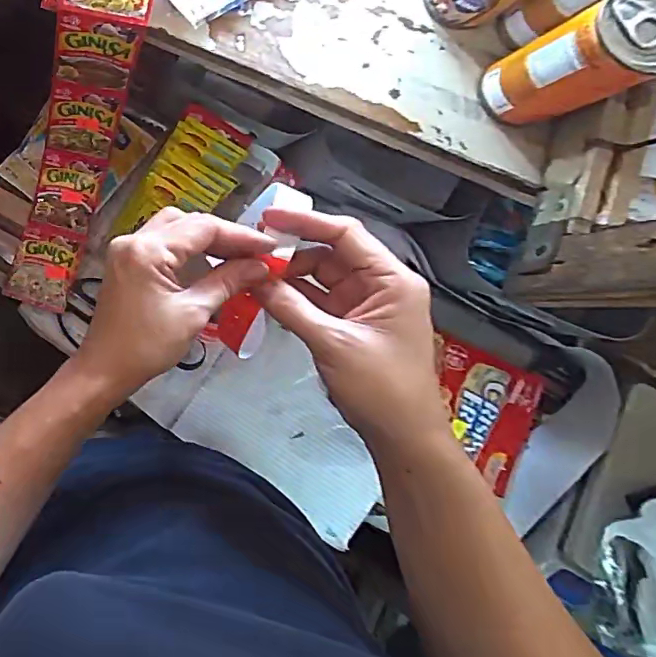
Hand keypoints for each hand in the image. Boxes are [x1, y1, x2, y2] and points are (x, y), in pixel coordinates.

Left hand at [74, 208, 275, 394]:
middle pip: (187, 222)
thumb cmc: (146, 347)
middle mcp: (133, 240)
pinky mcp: (125, 262)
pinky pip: (161, 243)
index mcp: (147, 250)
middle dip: (223, 235)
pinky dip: (186, 250)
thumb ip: (227, 282)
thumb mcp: (193, 313)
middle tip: (254, 253)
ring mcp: (125, 249)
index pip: (203, 227)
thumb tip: (260, 267)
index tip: (270, 248)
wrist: (104, 370)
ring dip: (205, 240)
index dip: (240, 236)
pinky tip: (209, 264)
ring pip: (174, 228)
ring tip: (237, 258)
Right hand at [250, 209, 451, 461]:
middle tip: (252, 252)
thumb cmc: (382, 389)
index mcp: (391, 280)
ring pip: (319, 276)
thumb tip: (255, 280)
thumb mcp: (332, 344)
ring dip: (288, 276)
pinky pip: (317, 299)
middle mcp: (379, 285)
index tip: (268, 219)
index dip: (305, 222)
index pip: (345, 234)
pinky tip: (266, 294)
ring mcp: (363, 304)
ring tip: (253, 274)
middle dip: (291, 252)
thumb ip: (291, 308)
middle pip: (329, 253)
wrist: (403, 437)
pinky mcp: (349, 323)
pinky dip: (293, 297)